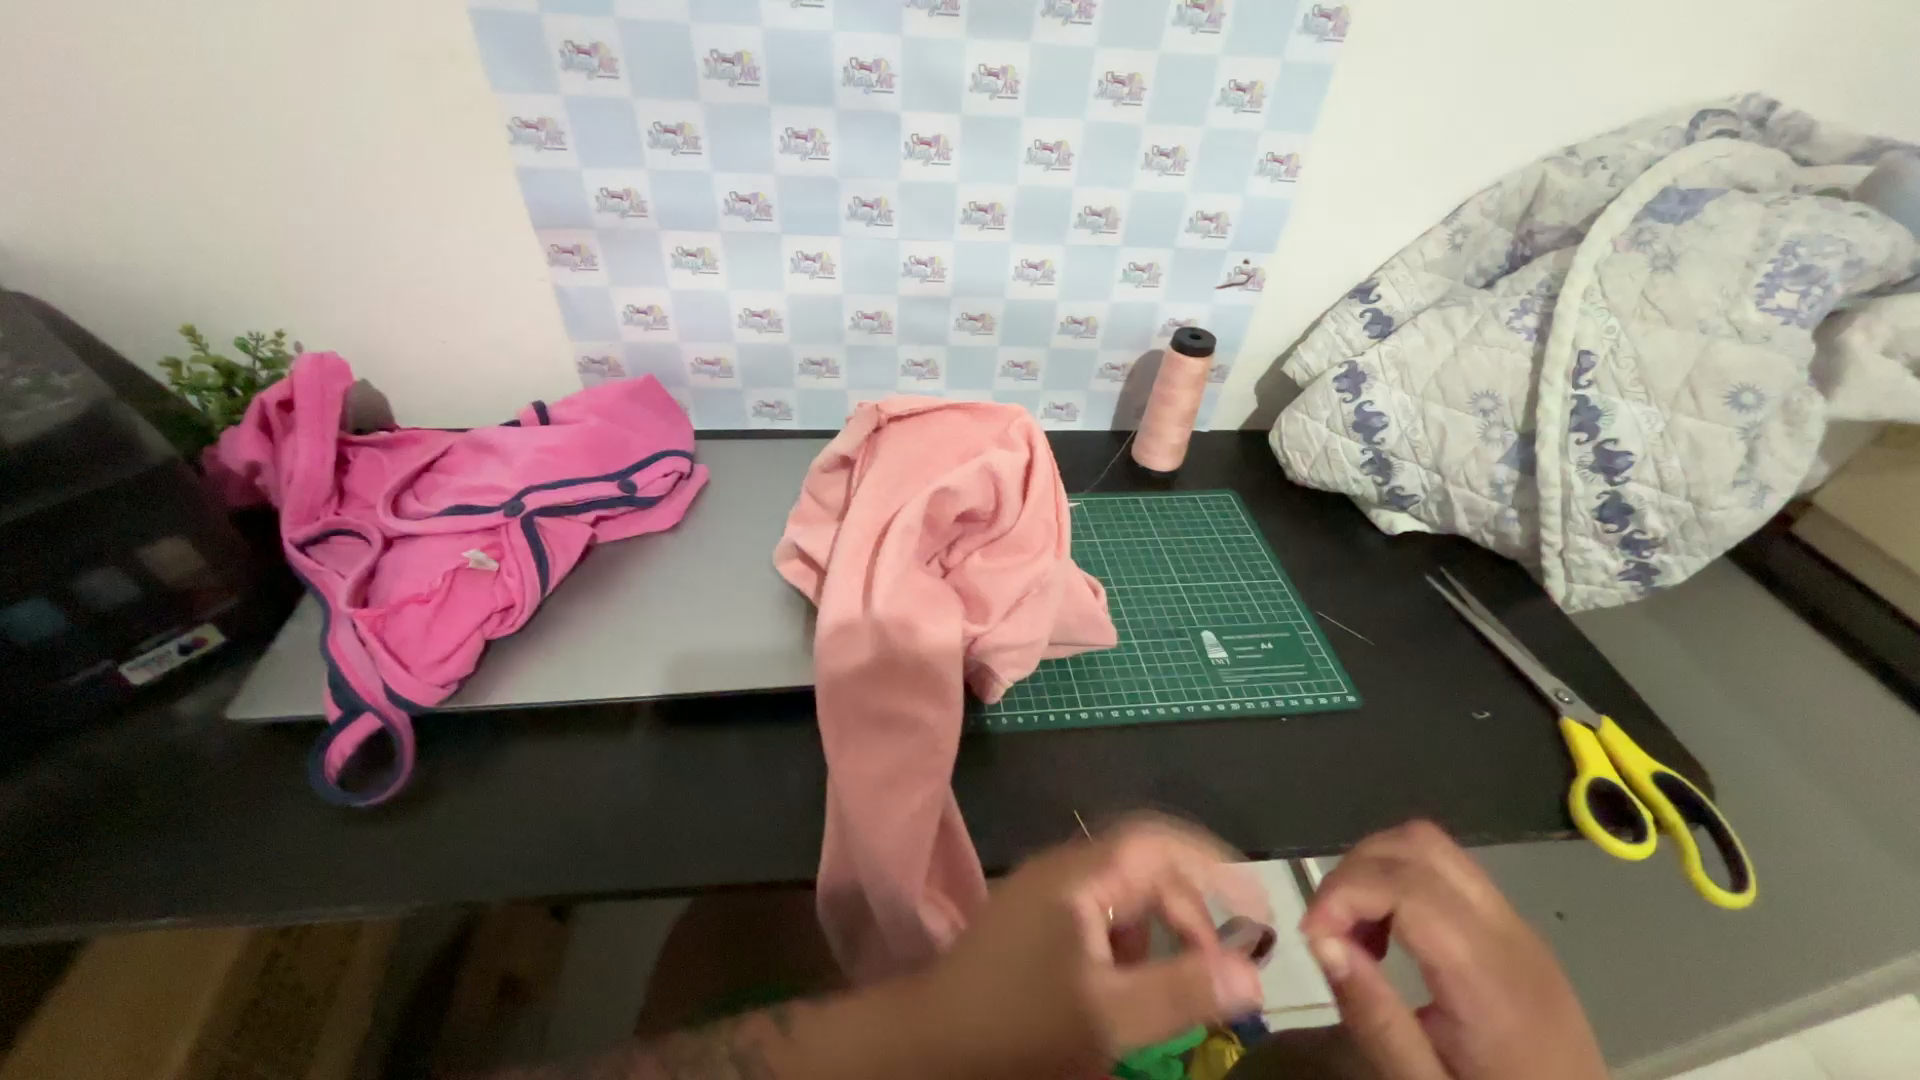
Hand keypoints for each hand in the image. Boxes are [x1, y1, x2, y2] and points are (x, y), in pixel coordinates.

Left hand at [914, 815, 1271, 1078]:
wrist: (928, 1045)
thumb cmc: (1018, 1023)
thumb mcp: (1107, 1015)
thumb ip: (1181, 990)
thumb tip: (1250, 972)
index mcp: (1079, 876)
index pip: (1157, 843)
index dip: (1210, 864)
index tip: (1251, 905)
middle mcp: (1061, 873)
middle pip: (1142, 869)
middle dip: (1189, 911)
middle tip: (1224, 966)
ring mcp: (1042, 897)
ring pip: (1118, 897)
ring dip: (1157, 932)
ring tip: (1181, 980)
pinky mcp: (1031, 927)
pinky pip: (1094, 920)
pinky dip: (1125, 947)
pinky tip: (1128, 989)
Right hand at [1299, 822, 1607, 1079]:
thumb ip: (1375, 1019)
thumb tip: (1322, 941)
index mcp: (1491, 981)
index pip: (1408, 887)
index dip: (1344, 892)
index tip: (1311, 936)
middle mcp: (1511, 936)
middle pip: (1420, 845)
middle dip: (1355, 870)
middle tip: (1328, 929)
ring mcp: (1520, 927)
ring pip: (1432, 847)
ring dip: (1376, 871)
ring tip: (1356, 932)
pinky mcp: (1516, 930)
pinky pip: (1447, 872)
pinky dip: (1399, 881)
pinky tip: (1389, 935)